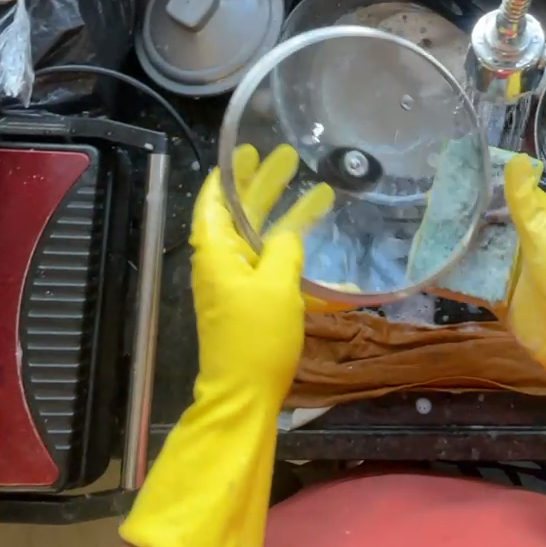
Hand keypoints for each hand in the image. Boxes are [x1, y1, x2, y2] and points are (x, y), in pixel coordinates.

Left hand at [194, 143, 334, 397]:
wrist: (244, 395)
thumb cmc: (255, 336)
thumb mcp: (276, 286)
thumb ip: (284, 249)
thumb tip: (288, 234)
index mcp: (217, 251)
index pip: (214, 201)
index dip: (229, 174)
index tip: (246, 151)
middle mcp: (223, 261)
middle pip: (242, 213)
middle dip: (265, 185)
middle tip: (288, 157)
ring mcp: (238, 283)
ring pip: (263, 238)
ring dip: (288, 215)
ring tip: (320, 190)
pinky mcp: (253, 302)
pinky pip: (275, 268)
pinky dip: (297, 259)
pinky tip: (332, 261)